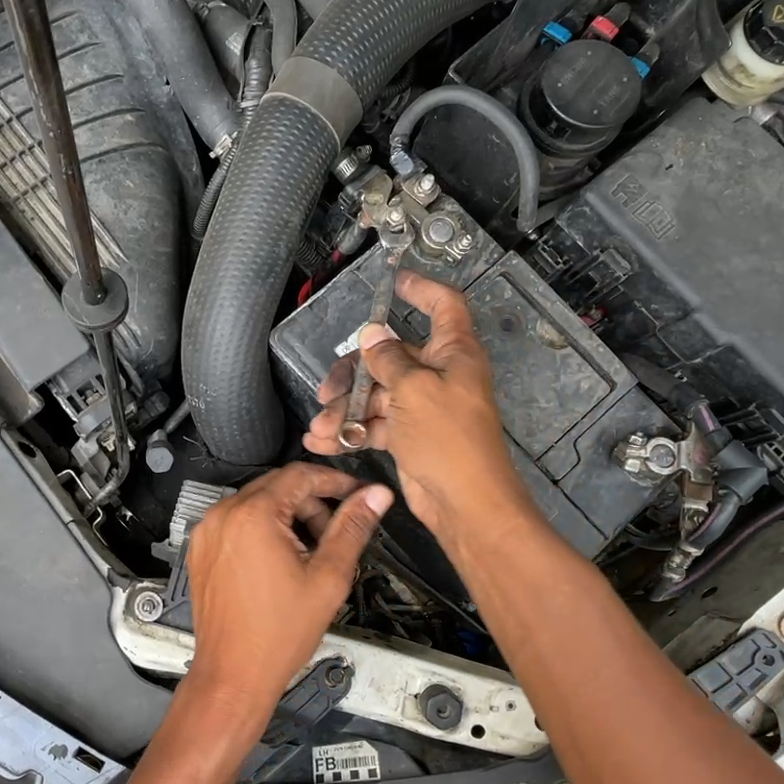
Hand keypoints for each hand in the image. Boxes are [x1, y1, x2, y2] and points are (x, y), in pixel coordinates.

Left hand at [182, 463, 392, 709]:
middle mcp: (223, 514)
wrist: (233, 674)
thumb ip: (352, 528)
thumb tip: (377, 495)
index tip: (357, 493)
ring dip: (288, 516)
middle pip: (277, 486)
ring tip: (309, 554)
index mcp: (253, 515)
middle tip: (335, 534)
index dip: (334, 481)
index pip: (300, 475)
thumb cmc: (280, 632)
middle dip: (312, 502)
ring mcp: (207, 532)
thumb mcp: (328, 577)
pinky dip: (261, 529)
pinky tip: (281, 560)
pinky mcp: (200, 550)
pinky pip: (236, 522)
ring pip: (256, 503)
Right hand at [304, 270, 529, 536]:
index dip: (421, 290)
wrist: (463, 502)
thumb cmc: (448, 438)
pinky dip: (349, 432)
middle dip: (353, 373)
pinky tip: (322, 443)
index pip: (443, 306)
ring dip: (344, 410)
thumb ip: (388, 359)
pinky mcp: (408, 436)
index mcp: (452, 353)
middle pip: (389, 357)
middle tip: (326, 389)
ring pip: (375, 394)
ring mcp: (421, 407)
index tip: (394, 281)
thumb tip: (373, 334)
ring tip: (320, 429)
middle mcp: (438, 375)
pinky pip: (373, 424)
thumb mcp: (414, 390)